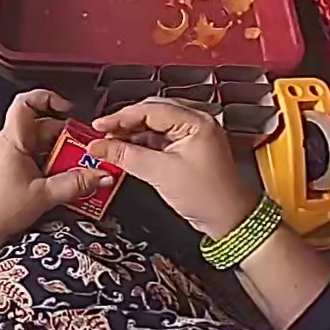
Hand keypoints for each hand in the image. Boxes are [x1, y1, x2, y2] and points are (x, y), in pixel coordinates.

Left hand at [0, 90, 113, 241]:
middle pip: (44, 126)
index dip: (49, 98)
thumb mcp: (43, 196)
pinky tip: (65, 180)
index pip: (27, 102)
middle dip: (67, 136)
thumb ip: (76, 184)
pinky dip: (53, 164)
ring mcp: (11, 155)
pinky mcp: (13, 169)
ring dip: (62, 153)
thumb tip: (100, 175)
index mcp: (13, 139)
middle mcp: (11, 143)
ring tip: (79, 169)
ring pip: (43, 143)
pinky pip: (38, 157)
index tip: (68, 109)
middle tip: (85, 151)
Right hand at [88, 99, 259, 237]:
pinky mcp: (188, 147)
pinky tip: (126, 150)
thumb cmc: (209, 196)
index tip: (99, 125)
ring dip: (132, 133)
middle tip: (102, 133)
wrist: (230, 220)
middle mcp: (196, 121)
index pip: (150, 109)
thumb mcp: (159, 173)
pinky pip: (159, 137)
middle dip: (124, 123)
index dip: (120, 117)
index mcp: (195, 121)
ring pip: (154, 124)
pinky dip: (142, 143)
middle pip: (151, 112)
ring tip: (110, 143)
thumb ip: (126, 156)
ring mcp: (192, 133)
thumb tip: (99, 146)